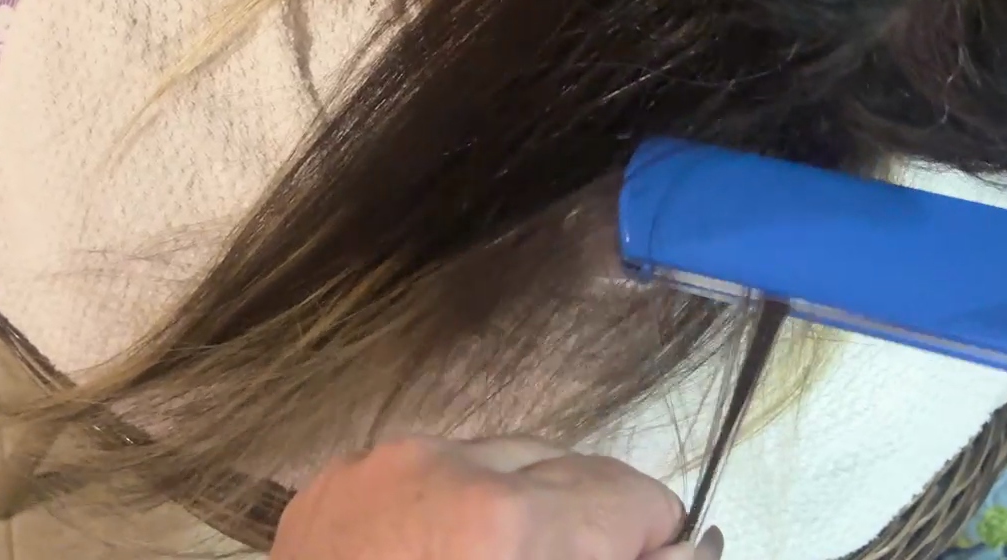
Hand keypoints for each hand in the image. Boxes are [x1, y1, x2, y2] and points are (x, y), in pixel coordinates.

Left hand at [271, 436, 719, 559]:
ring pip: (493, 457)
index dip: (655, 537)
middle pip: (564, 462)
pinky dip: (449, 500)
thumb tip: (669, 550)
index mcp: (504, 524)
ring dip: (520, 503)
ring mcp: (382, 459)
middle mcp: (444, 463)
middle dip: (590, 519)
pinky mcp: (337, 473)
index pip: (627, 494)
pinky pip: (422, 466)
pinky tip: (434, 557)